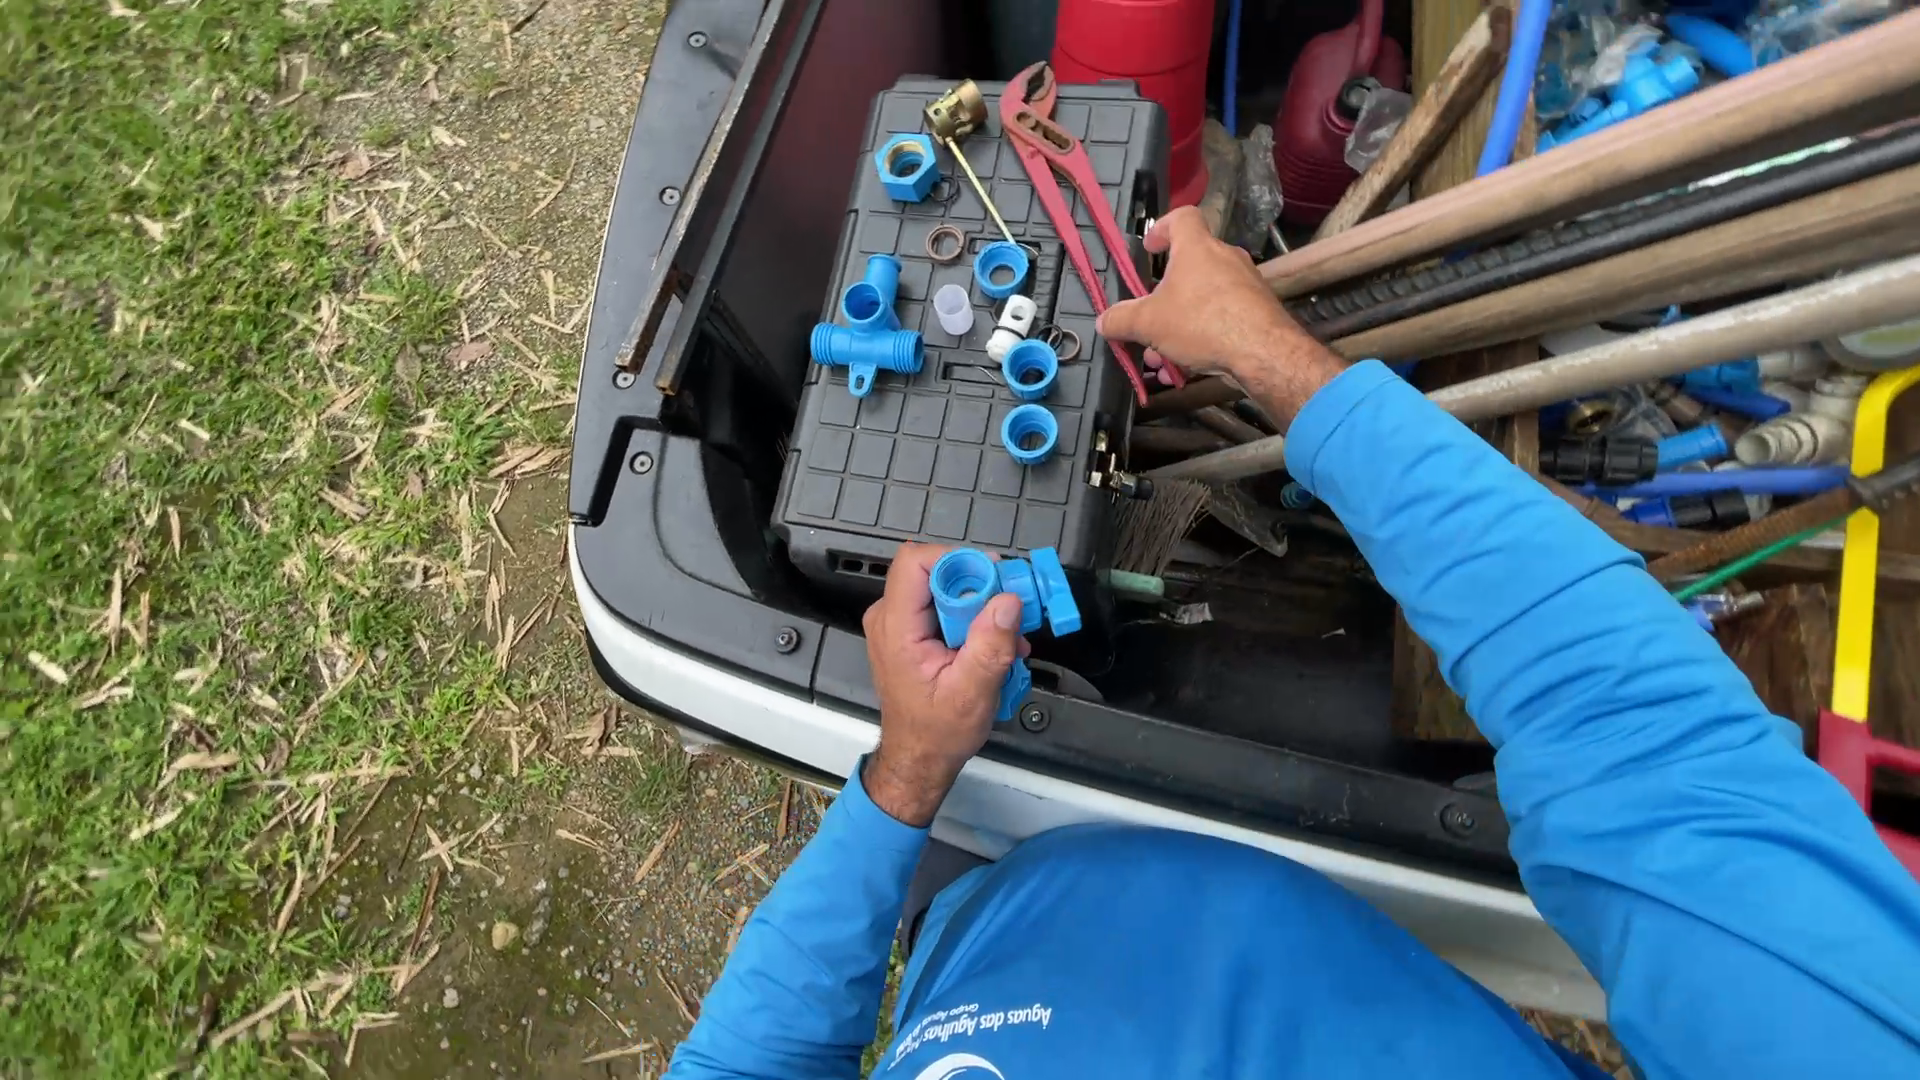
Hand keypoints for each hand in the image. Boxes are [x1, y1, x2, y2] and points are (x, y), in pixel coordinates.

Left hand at [861, 544, 1027, 825]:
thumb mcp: (972, 693)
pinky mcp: (912, 630)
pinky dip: (973, 619)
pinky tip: (993, 646)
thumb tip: (1008, 600)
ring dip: (980, 607)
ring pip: (944, 588)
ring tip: (1005, 639)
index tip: (992, 578)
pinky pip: (944, 606)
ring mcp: (899, 623)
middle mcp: (891, 618)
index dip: (957, 561)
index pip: (915, 562)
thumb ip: (990, 645)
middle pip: (935, 572)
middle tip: (1009, 611)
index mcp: (897, 628)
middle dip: (978, 588)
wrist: (919, 758)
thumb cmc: (936, 732)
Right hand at [1099, 206, 1344, 426]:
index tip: (1149, 247)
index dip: (1162, 227)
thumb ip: (1121, 320)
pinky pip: (1218, 320)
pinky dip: (1198, 340)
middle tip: (1146, 323)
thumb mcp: (1148, 323)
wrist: (1262, 351)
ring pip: (1200, 301)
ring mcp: (1243, 284)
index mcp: (1196, 248)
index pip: (1182, 217)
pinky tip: (1184, 369)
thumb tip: (1103, 321)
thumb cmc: (1201, 322)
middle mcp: (1224, 259)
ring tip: (1160, 359)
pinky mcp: (1255, 311)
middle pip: (1188, 269)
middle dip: (1162, 300)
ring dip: (1175, 328)